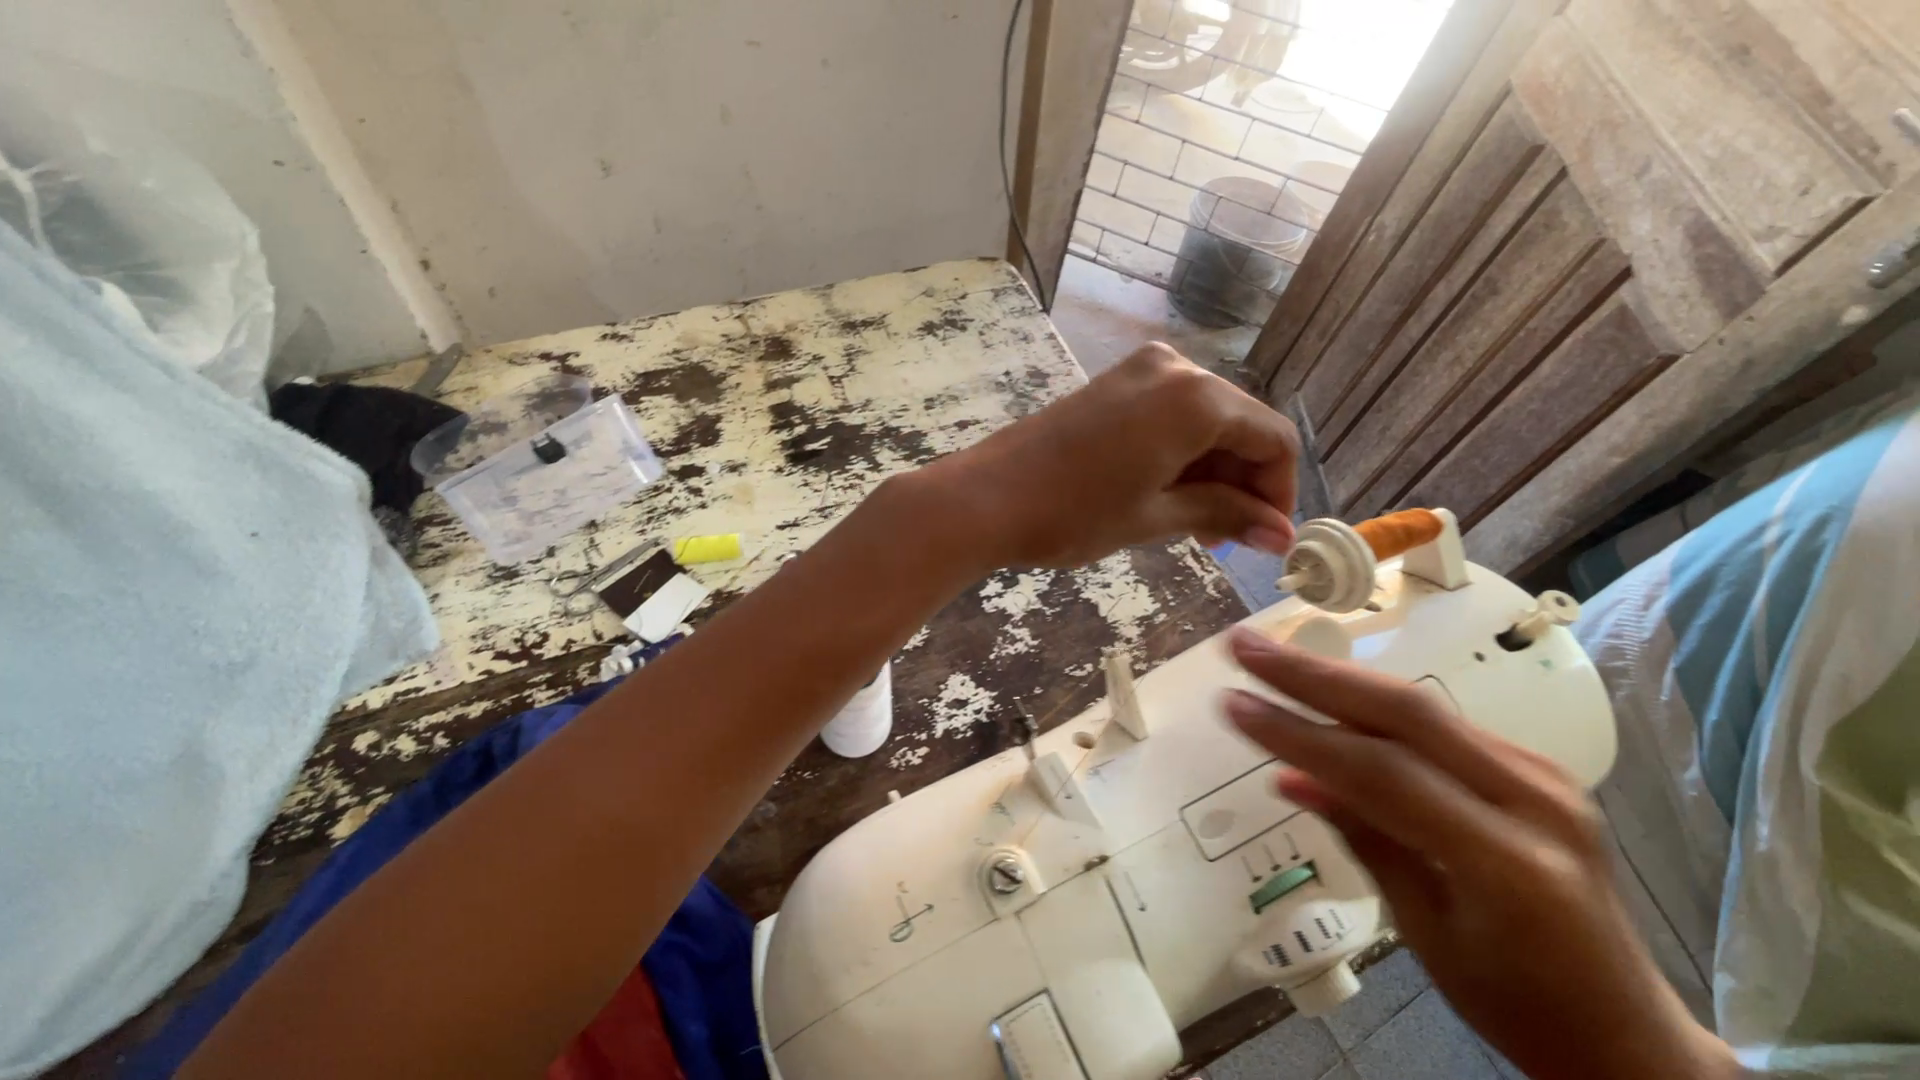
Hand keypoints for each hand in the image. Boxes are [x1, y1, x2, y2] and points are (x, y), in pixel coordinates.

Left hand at [911, 343, 1298, 569]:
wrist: (984, 498)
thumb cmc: (1072, 513)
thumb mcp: (1155, 517)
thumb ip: (1224, 514)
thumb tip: (1280, 535)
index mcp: (1197, 398)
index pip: (1272, 439)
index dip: (1279, 493)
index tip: (1267, 540)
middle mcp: (1176, 370)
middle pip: (1240, 425)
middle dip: (1244, 485)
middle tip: (1228, 541)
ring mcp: (1140, 372)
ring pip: (1205, 422)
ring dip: (1212, 473)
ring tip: (1194, 528)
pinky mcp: (1113, 384)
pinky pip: (1170, 416)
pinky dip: (1181, 455)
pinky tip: (1167, 496)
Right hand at [1220, 629, 1737, 1079]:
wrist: (1626, 1032)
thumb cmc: (1516, 1003)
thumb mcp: (1426, 934)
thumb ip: (1365, 839)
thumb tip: (1289, 777)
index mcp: (1508, 860)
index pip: (1384, 774)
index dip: (1301, 734)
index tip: (1233, 704)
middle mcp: (1536, 800)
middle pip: (1409, 714)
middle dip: (1315, 676)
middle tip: (1244, 646)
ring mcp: (1544, 777)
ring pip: (1424, 709)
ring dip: (1341, 681)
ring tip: (1272, 658)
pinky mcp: (1538, 770)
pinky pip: (1443, 728)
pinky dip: (1376, 710)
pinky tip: (1329, 697)